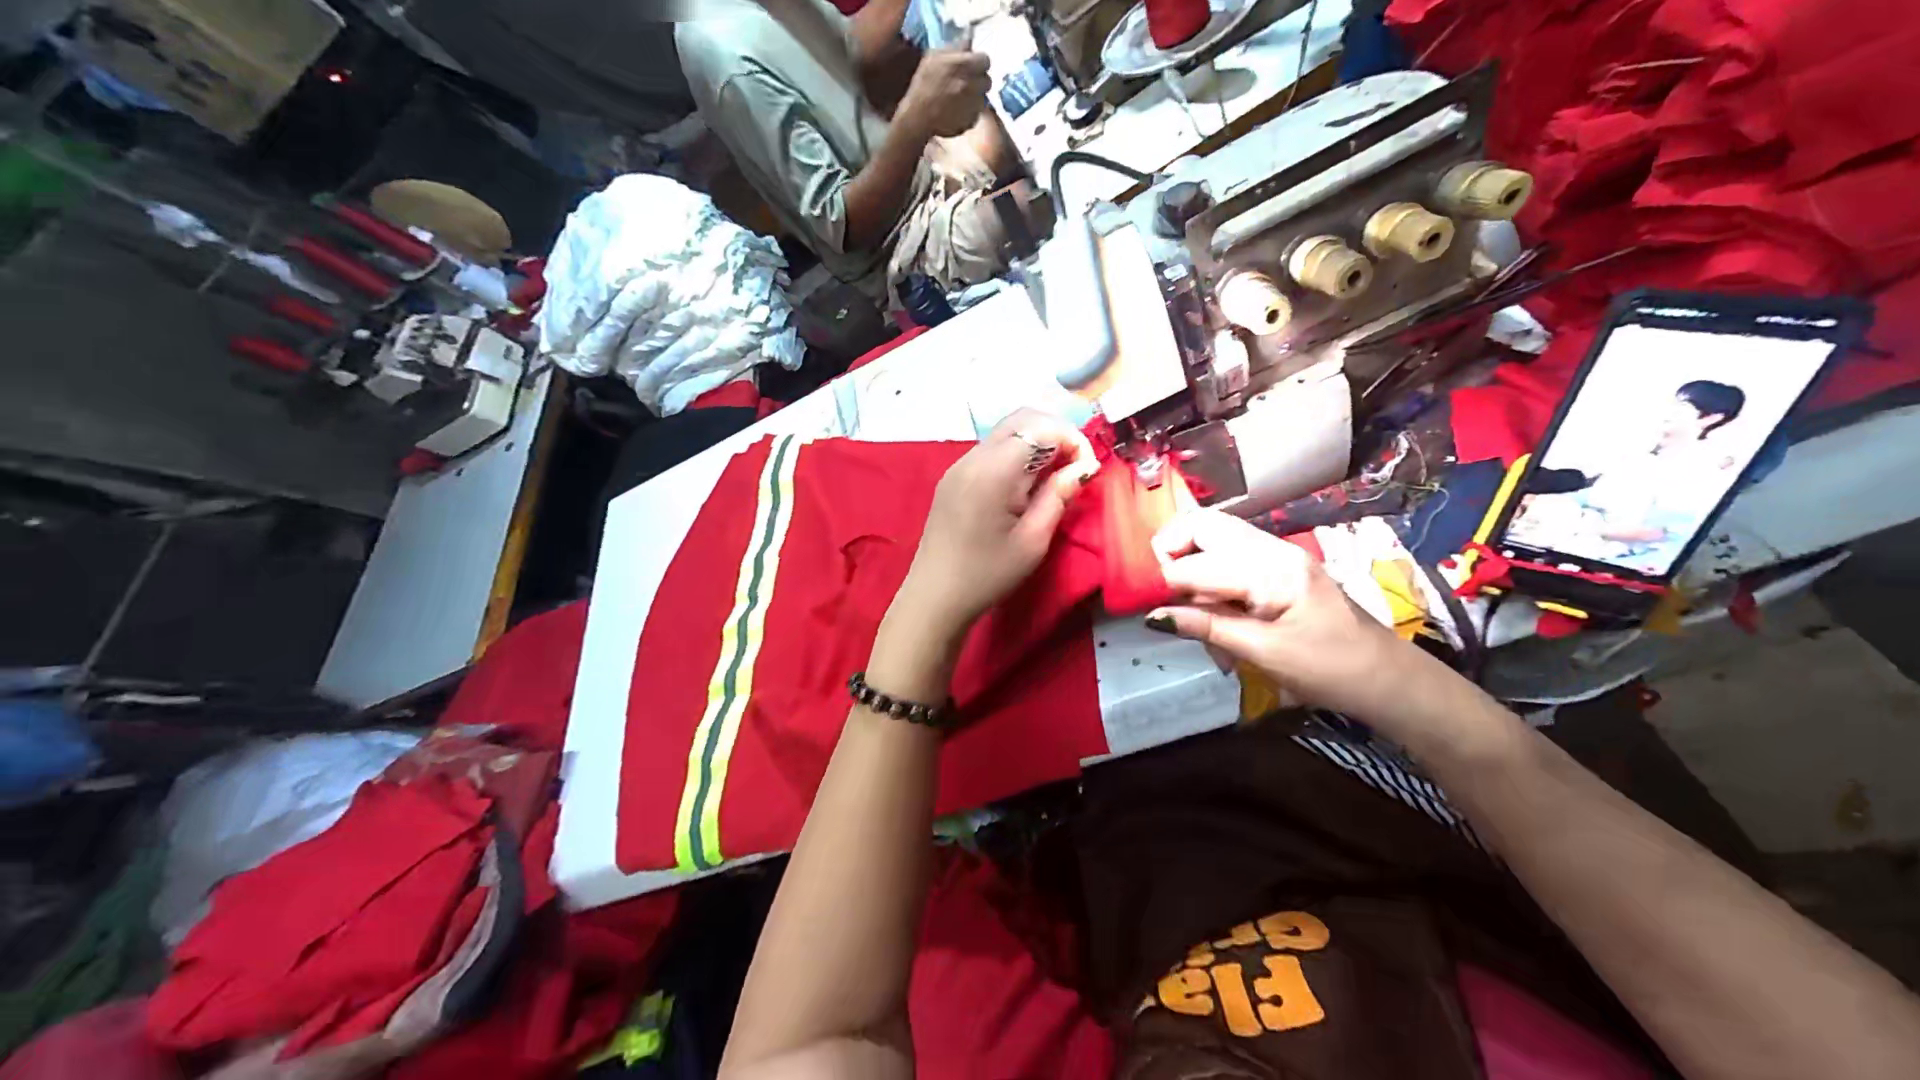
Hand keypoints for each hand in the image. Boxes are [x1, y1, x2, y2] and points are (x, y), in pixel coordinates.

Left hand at [891, 409, 1096, 640]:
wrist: (935, 596)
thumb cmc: (988, 575)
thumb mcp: (1033, 541)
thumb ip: (1059, 495)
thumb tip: (1084, 466)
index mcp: (993, 471)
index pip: (1041, 428)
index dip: (1072, 440)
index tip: (1087, 470)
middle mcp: (973, 458)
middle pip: (1022, 418)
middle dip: (1056, 433)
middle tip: (1074, 468)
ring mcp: (959, 464)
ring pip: (1006, 431)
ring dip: (1036, 442)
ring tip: (1053, 477)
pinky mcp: (953, 476)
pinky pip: (991, 449)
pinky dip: (1016, 454)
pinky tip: (1025, 484)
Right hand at [898, 48, 990, 138]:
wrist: (917, 116)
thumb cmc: (923, 83)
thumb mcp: (935, 57)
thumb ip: (955, 48)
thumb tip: (968, 38)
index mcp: (965, 65)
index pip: (985, 60)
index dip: (979, 63)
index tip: (972, 66)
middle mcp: (973, 85)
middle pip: (987, 81)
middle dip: (979, 81)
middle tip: (966, 84)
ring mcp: (973, 105)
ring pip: (983, 99)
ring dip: (975, 98)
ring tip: (960, 100)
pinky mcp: (971, 121)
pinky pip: (976, 115)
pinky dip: (969, 114)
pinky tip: (957, 112)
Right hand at [1144, 510, 1443, 727]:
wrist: (1386, 678)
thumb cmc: (1328, 669)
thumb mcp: (1263, 653)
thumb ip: (1206, 627)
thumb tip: (1153, 617)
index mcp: (1271, 569)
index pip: (1198, 562)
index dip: (1164, 580)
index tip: (1143, 602)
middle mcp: (1272, 549)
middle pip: (1204, 524)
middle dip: (1171, 548)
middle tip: (1159, 588)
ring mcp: (1277, 554)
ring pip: (1215, 534)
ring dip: (1188, 557)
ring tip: (1181, 597)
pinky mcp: (1278, 566)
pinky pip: (1230, 552)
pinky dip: (1207, 567)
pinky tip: (1207, 601)